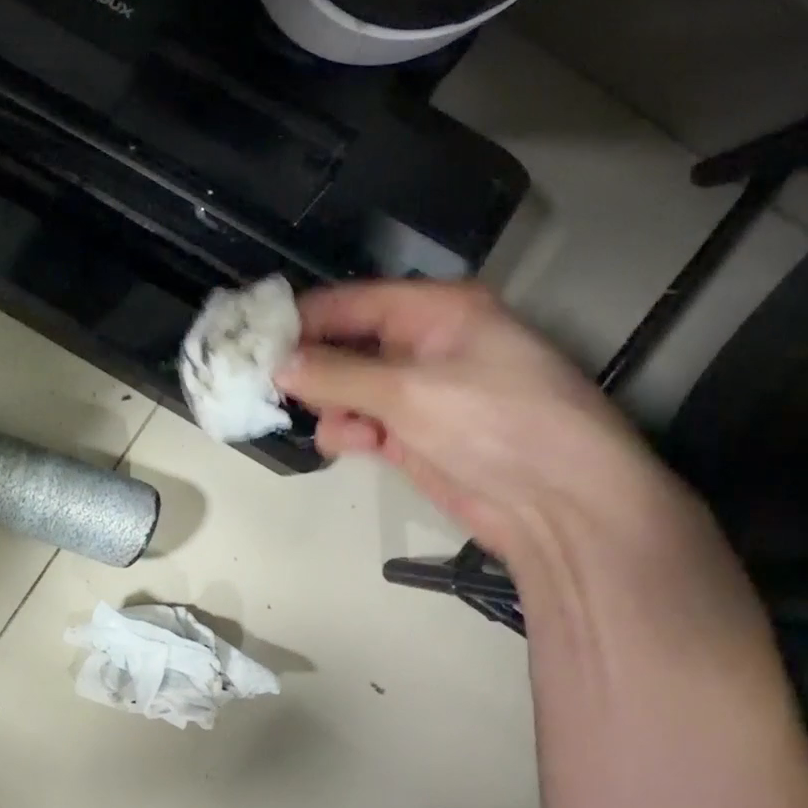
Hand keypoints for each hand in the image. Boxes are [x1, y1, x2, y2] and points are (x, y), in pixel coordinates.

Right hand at [274, 280, 669, 565]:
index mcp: (437, 312)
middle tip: (265, 387)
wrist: (560, 505)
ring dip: (328, 406)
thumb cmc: (498, 427)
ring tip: (338, 427)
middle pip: (340, 343)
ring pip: (339, 386)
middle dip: (306, 366)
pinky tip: (356, 446)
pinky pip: (355, 421)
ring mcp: (416, 390)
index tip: (248, 342)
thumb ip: (334, 375)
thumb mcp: (409, 392)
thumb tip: (274, 365)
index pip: (349, 302)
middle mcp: (423, 343)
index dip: (299, 319)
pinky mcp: (409, 432)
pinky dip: (346, 432)